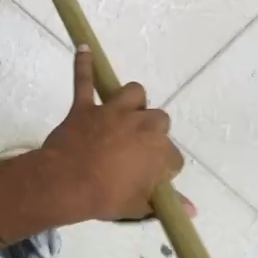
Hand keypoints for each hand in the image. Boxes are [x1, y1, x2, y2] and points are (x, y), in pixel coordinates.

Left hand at [35, 47, 187, 222]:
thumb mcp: (140, 207)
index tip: (148, 178)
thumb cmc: (105, 197)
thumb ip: (165, 203)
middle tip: (135, 150)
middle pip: (158, 120)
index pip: (172, 158)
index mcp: (159, 150)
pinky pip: (83, 80)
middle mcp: (141, 125)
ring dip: (133, 101)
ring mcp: (111, 112)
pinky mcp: (85, 107)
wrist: (66, 182)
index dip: (160, 169)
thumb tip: (191, 210)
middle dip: (151, 132)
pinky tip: (83, 48)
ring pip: (133, 92)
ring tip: (126, 113)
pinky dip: (83, 64)